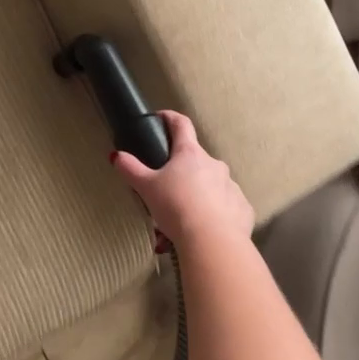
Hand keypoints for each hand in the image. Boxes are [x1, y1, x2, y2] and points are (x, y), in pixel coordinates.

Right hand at [110, 110, 254, 249]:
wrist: (212, 241)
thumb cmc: (176, 207)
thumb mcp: (146, 188)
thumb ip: (131, 169)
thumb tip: (116, 155)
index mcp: (190, 154)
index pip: (181, 125)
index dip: (169, 118)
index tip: (161, 118)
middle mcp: (214, 164)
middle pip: (194, 160)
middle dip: (180, 172)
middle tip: (164, 191)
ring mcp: (231, 185)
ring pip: (210, 185)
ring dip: (195, 195)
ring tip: (180, 219)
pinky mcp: (242, 207)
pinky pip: (225, 205)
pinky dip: (213, 212)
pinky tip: (202, 228)